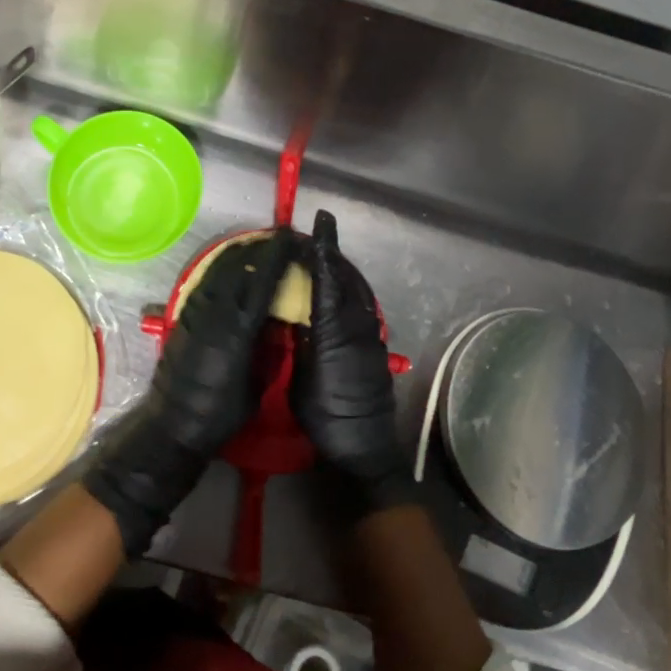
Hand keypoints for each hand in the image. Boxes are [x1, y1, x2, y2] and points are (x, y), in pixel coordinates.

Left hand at [85, 229, 297, 554]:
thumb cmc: (222, 413)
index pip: (261, 282)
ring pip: (217, 271)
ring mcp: (194, 313)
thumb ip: (267, 347)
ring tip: (258, 243)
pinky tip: (229, 264)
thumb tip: (280, 319)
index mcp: (238, 331)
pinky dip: (219, 267)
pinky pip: (203, 283)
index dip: (277, 257)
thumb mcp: (257, 383)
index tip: (292, 239)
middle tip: (280, 238)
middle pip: (238, 268)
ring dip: (239, 254)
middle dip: (260, 249)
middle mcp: (214, 314)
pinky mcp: (181, 317)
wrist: (174, 426)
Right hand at [293, 210, 412, 517]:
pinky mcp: (377, 350)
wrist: (364, 449)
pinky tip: (339, 297)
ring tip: (325, 261)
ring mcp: (372, 338)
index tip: (322, 221)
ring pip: (359, 293)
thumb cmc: (325, 418)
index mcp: (334, 330)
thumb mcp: (299, 380)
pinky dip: (350, 293)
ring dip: (343, 273)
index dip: (323, 248)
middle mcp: (358, 327)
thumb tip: (292, 315)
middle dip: (332, 256)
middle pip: (347, 280)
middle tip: (314, 240)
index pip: (328, 278)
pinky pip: (364, 309)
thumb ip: (299, 344)